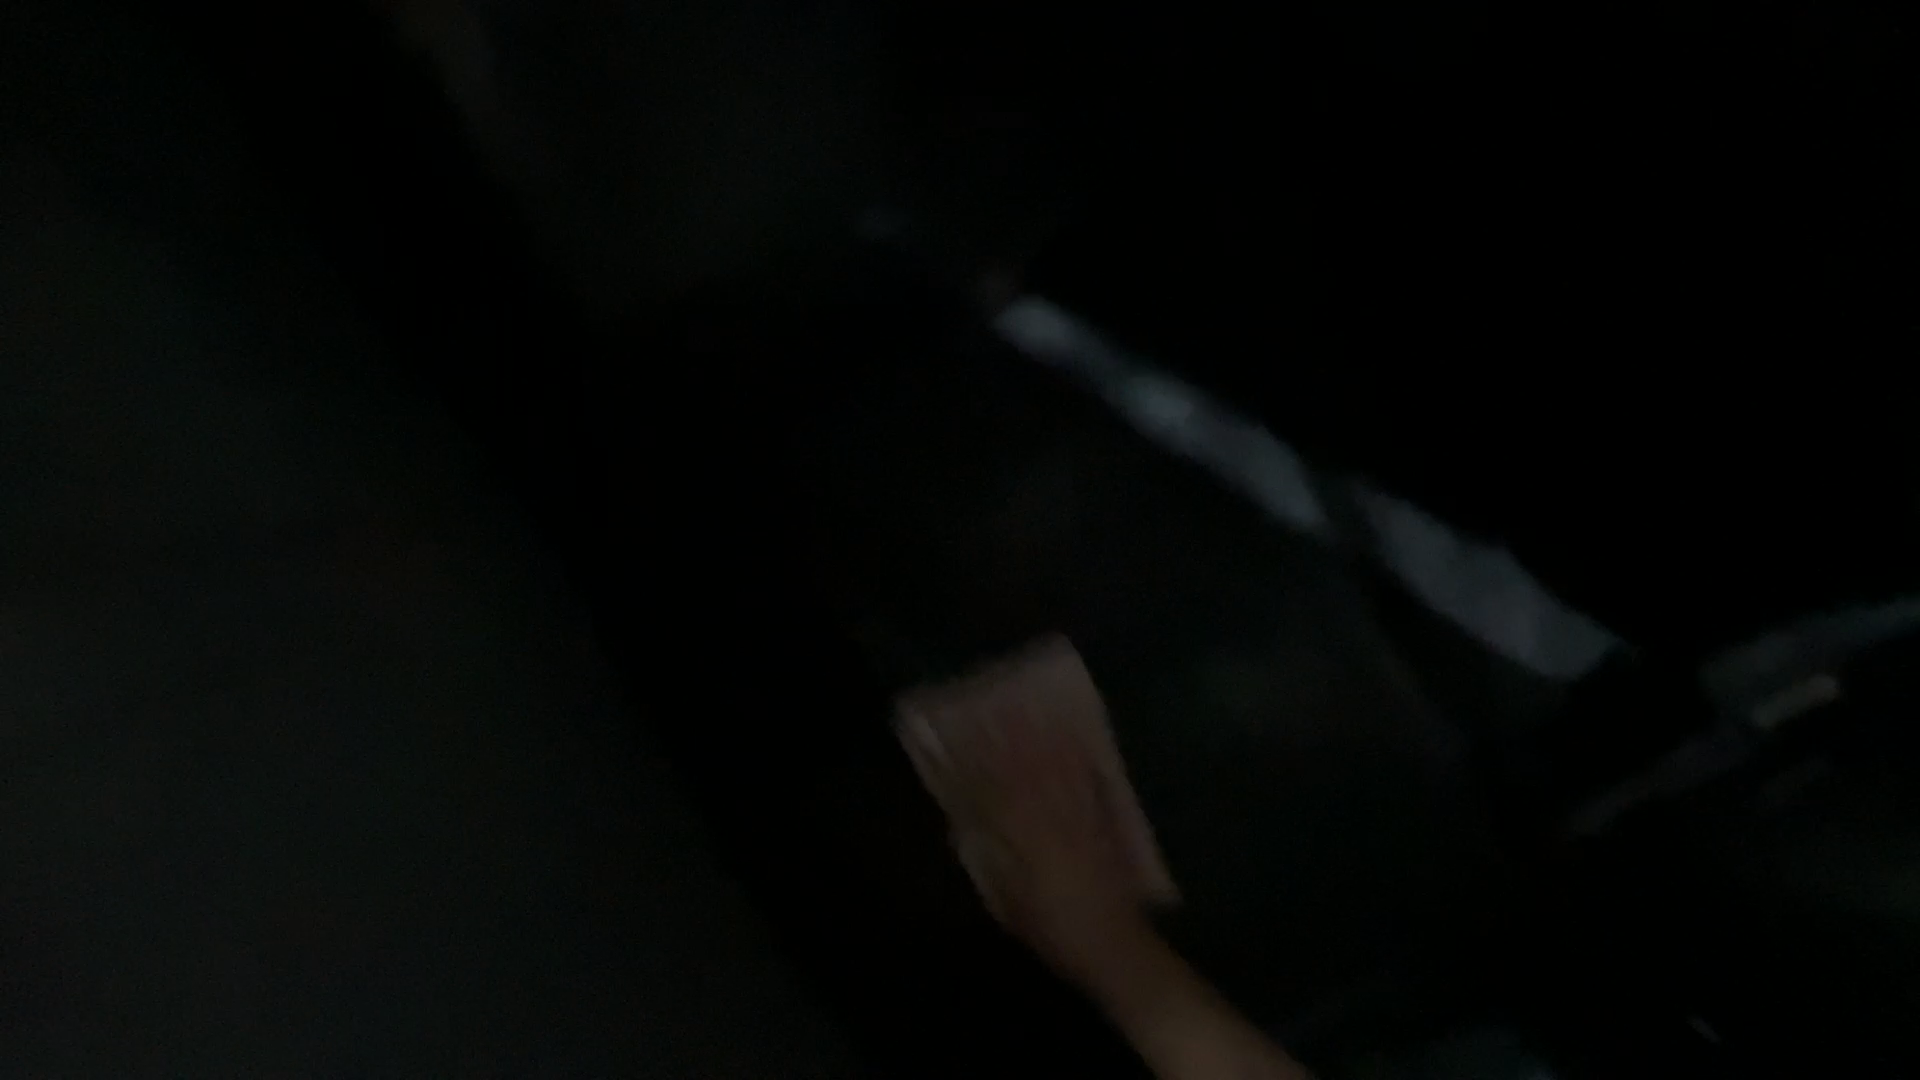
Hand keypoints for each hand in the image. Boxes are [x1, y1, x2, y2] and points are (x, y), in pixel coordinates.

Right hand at [938, 707, 1155, 985]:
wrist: (1111, 945)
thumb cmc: (1052, 929)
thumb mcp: (1008, 903)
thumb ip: (988, 860)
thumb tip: (963, 825)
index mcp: (1024, 845)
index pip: (997, 792)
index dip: (982, 759)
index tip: (969, 730)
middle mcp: (1051, 825)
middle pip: (1028, 772)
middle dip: (1013, 737)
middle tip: (1001, 703)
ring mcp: (1080, 820)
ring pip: (1058, 771)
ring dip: (1044, 737)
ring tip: (1033, 708)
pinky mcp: (1102, 823)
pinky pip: (1088, 784)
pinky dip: (1079, 758)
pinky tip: (1073, 738)